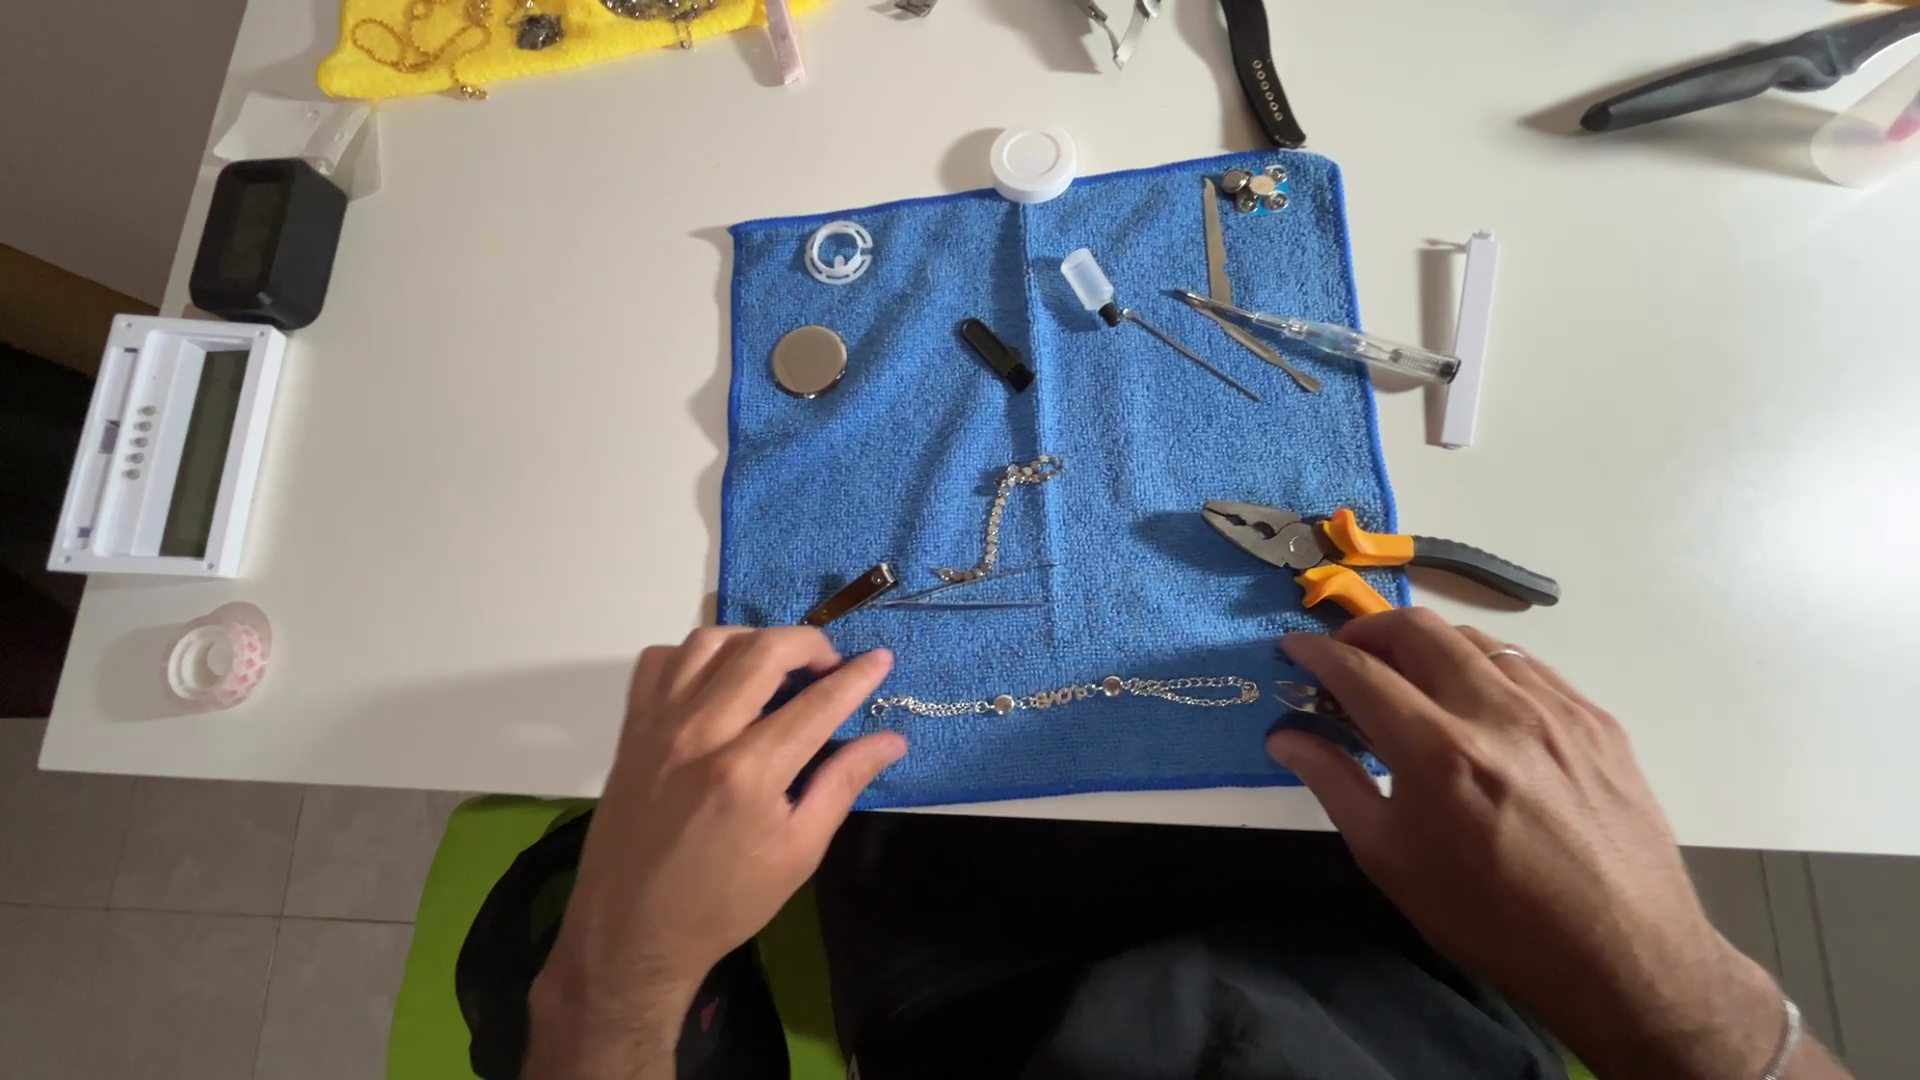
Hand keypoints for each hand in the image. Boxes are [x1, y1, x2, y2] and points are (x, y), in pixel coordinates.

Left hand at [526, 627, 903, 1079]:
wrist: (630, 936)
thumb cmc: (725, 902)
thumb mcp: (799, 851)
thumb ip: (844, 783)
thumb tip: (892, 739)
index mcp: (749, 773)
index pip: (818, 702)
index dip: (857, 676)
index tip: (880, 659)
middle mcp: (701, 734)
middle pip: (764, 650)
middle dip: (810, 644)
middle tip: (830, 666)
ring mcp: (659, 725)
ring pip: (711, 640)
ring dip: (755, 641)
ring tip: (776, 667)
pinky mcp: (632, 727)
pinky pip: (661, 659)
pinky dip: (696, 654)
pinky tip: (718, 679)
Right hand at [1270, 608, 1845, 1079]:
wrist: (1626, 962)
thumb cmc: (1487, 915)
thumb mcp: (1388, 856)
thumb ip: (1330, 781)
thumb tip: (1283, 736)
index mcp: (1437, 751)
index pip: (1358, 670)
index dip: (1316, 651)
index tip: (1293, 647)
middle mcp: (1496, 713)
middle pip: (1416, 628)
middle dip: (1366, 628)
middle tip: (1346, 655)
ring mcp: (1555, 711)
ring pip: (1472, 637)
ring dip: (1423, 643)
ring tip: (1406, 676)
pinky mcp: (1596, 721)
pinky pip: (1524, 664)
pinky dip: (1479, 663)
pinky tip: (1472, 698)